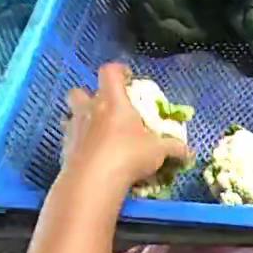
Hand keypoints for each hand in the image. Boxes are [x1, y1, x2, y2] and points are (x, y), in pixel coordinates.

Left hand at [61, 62, 189, 194]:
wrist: (92, 181)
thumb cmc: (128, 155)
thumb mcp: (157, 151)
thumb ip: (172, 148)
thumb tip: (189, 151)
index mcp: (112, 101)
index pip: (110, 72)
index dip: (118, 71)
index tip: (127, 78)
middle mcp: (89, 109)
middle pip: (80, 90)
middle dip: (89, 95)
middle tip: (104, 107)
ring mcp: (73, 128)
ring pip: (70, 114)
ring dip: (80, 119)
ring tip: (95, 132)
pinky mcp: (63, 149)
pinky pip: (68, 139)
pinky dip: (76, 143)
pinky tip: (88, 154)